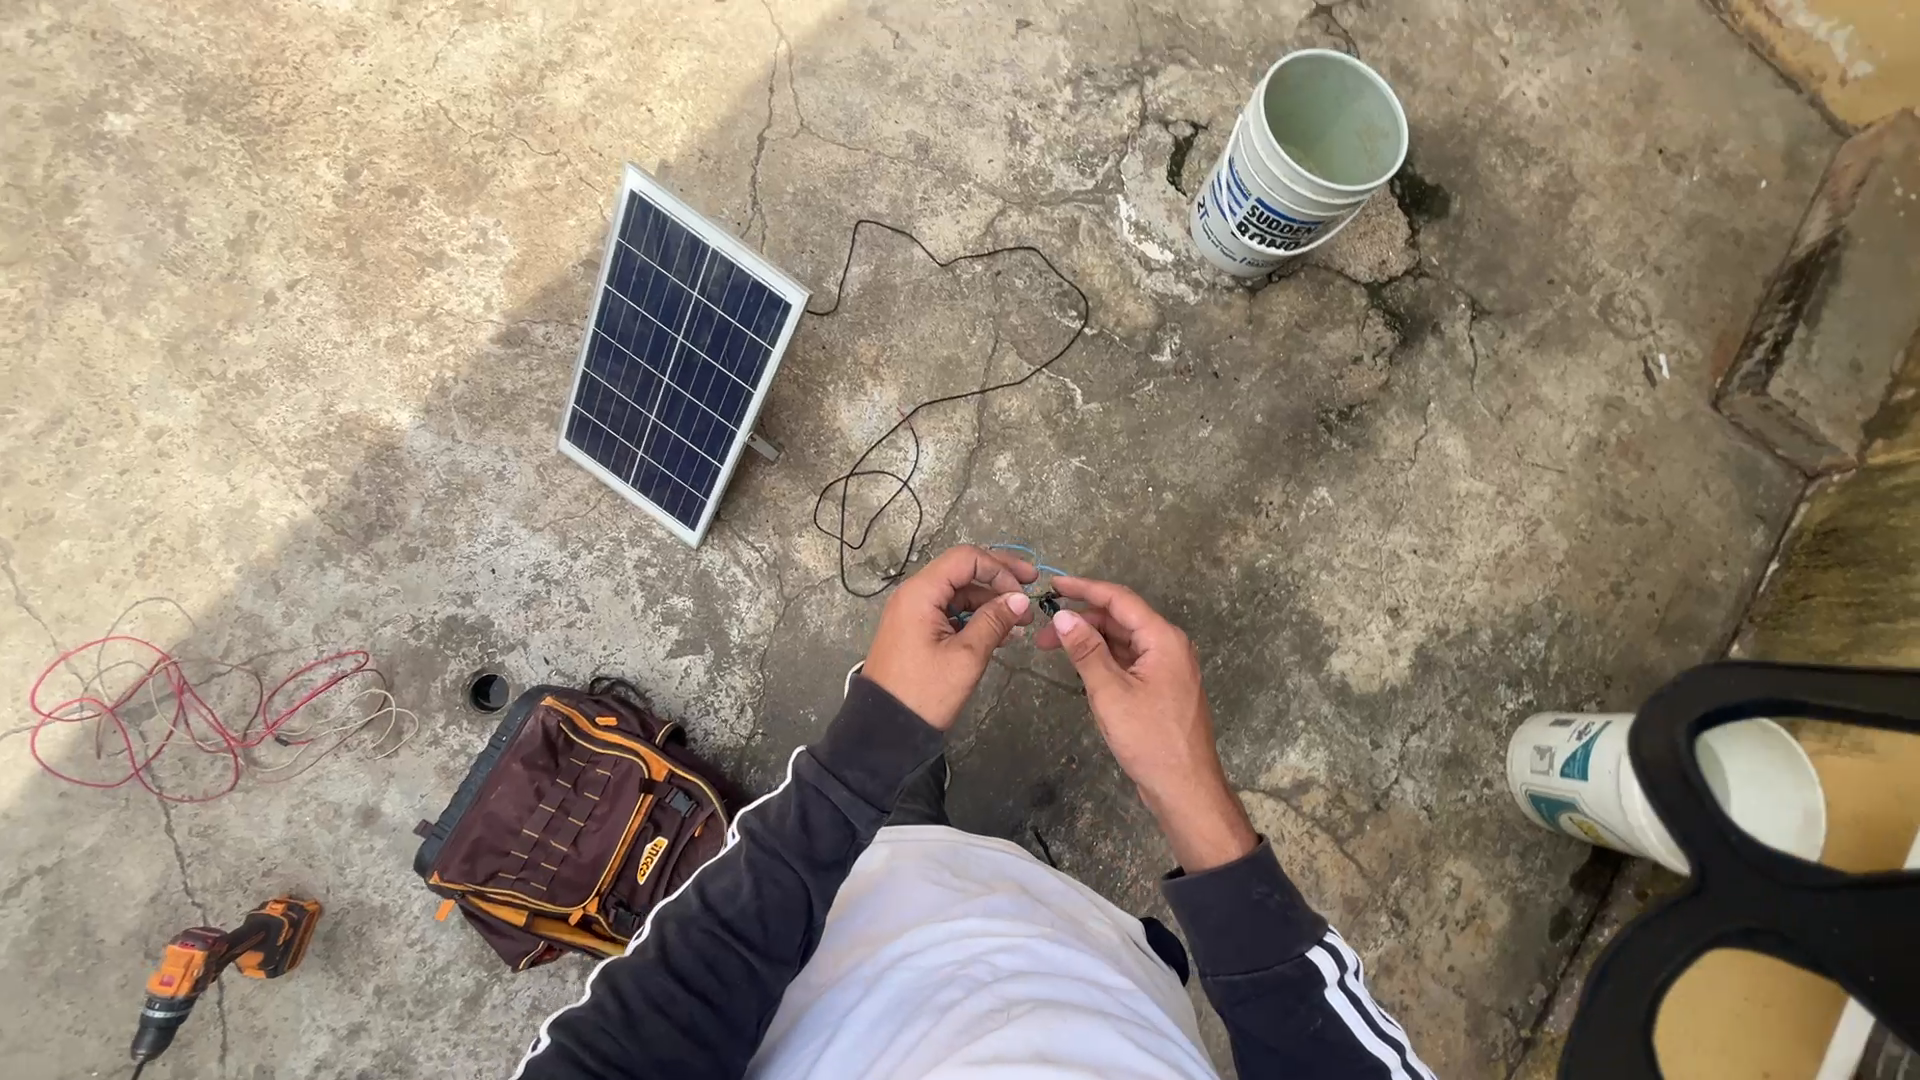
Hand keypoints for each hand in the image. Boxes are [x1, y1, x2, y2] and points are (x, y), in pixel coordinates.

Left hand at [862, 545, 1037, 730]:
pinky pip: (951, 611)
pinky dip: (976, 617)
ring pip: (960, 592)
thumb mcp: (966, 656)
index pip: (966, 558)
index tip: (1023, 591)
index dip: (999, 568)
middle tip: (1032, 583)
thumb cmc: (924, 692)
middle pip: (962, 570)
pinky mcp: (918, 629)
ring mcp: (915, 611)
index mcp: (921, 592)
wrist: (885, 728)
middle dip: (999, 577)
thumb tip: (1019, 599)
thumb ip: (994, 621)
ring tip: (1021, 621)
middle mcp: (915, 594)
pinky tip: (1002, 632)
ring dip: (991, 600)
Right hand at [1036, 576, 1256, 870]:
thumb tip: (1064, 617)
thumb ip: (1086, 651)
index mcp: (1163, 639)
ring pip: (1123, 640)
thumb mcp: (1110, 693)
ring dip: (1090, 640)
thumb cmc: (1149, 740)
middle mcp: (1169, 645)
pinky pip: (1129, 659)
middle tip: (1043, 633)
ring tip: (1054, 648)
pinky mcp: (1161, 686)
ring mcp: (1167, 667)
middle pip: (1120, 619)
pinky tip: (1081, 666)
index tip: (1052, 586)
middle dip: (1082, 620)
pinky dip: (1104, 657)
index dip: (1084, 589)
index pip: (1119, 599)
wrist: (1185, 789)